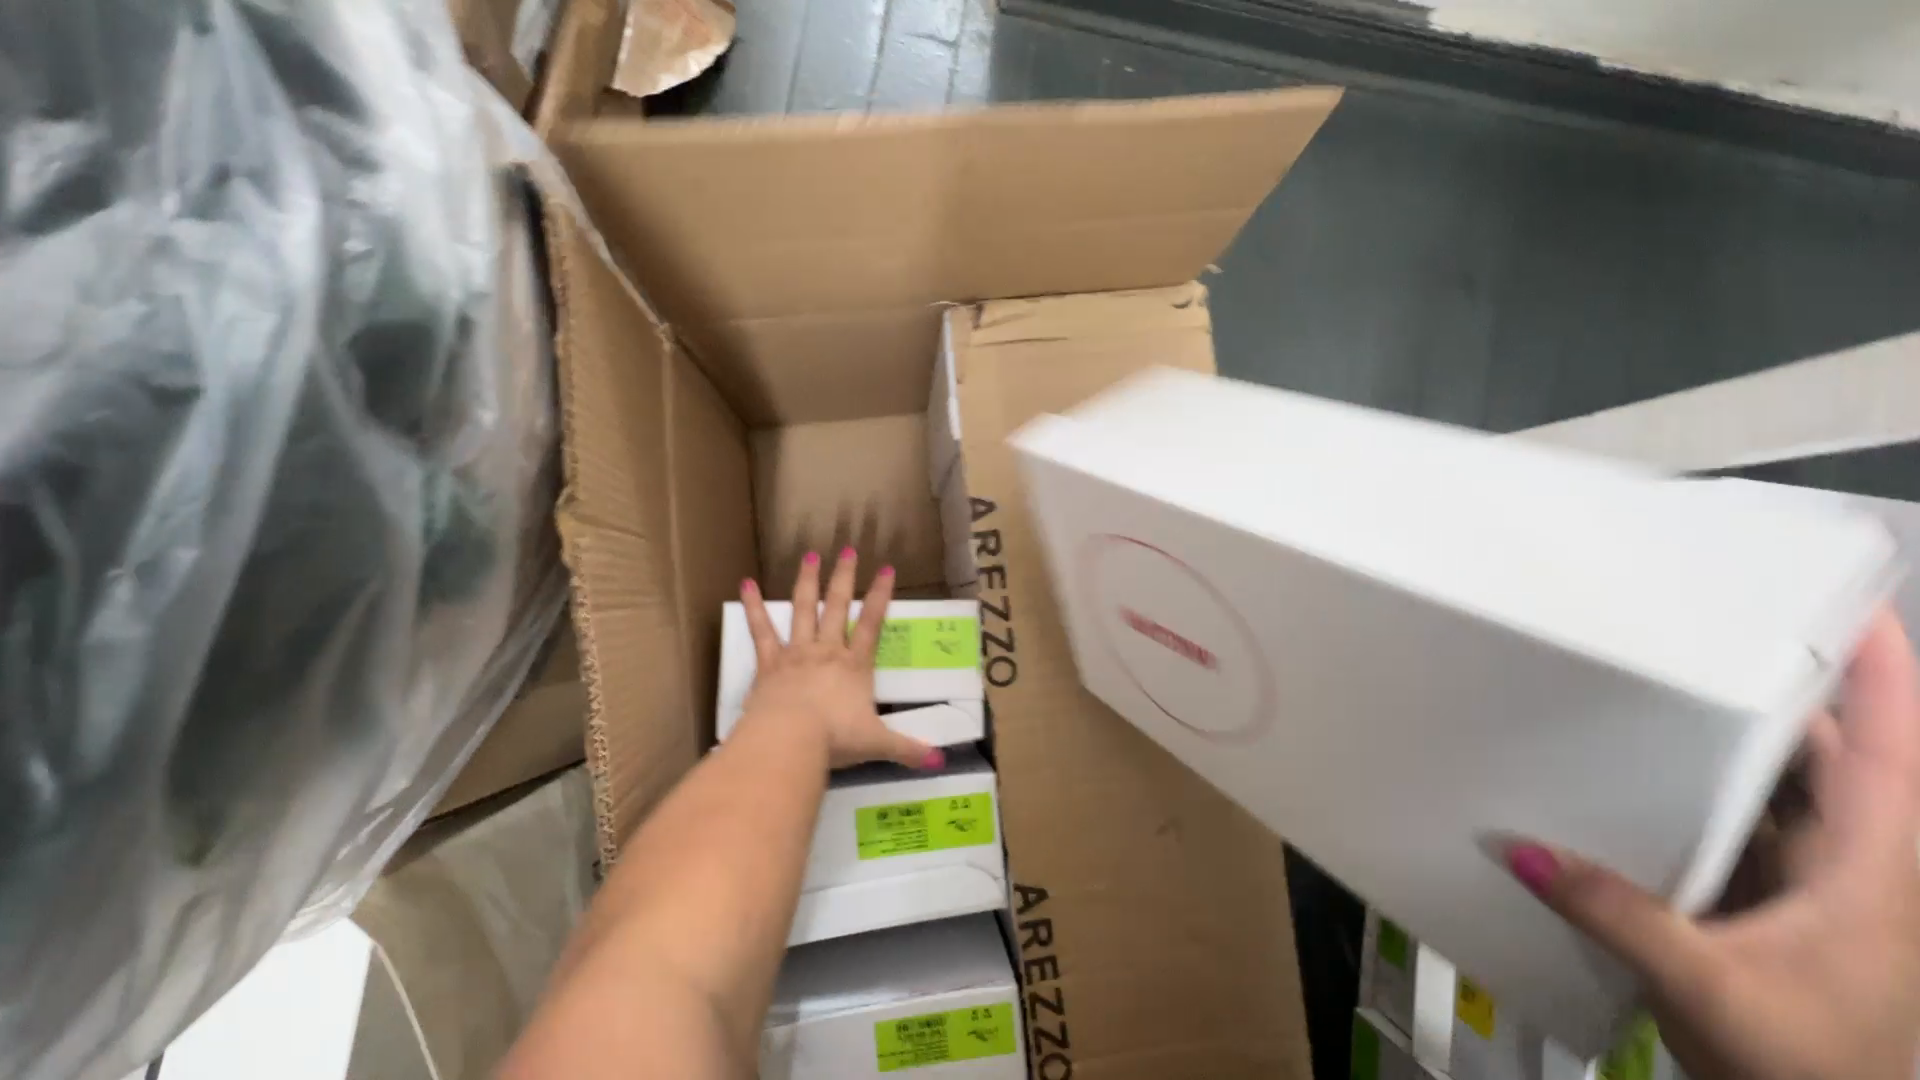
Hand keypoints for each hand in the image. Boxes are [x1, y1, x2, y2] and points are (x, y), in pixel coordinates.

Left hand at [737, 548, 941, 770]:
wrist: (789, 740)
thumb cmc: (835, 739)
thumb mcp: (877, 745)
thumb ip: (908, 750)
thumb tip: (940, 763)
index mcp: (855, 666)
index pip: (872, 623)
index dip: (880, 595)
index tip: (886, 569)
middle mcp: (827, 651)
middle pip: (837, 607)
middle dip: (844, 578)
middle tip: (847, 550)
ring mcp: (796, 654)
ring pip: (803, 610)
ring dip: (807, 583)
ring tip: (810, 556)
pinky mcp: (768, 664)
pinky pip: (760, 631)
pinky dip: (753, 607)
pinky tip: (745, 584)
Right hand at [1504, 611, 1919, 1079]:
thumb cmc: (1804, 1063)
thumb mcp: (1710, 990)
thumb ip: (1619, 917)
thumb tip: (1520, 850)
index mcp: (1870, 870)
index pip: (1893, 755)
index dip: (1887, 677)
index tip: (1851, 605)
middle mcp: (1847, 861)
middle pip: (1831, 752)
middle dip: (1783, 683)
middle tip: (1710, 625)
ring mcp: (1806, 880)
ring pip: (1780, 784)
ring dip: (1737, 733)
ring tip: (1668, 680)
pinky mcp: (1764, 897)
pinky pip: (1735, 817)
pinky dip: (1699, 784)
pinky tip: (1641, 768)